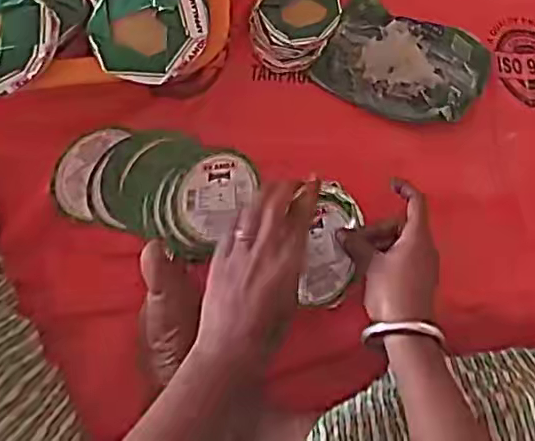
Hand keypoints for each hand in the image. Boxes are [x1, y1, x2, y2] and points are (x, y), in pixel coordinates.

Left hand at [194, 178, 317, 362]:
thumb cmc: (265, 337)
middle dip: (288, 185)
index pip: (300, 215)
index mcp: (287, 262)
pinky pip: (233, 224)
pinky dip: (244, 212)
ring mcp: (239, 252)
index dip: (309, 194)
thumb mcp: (292, 297)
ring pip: (254, 208)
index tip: (314, 183)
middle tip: (296, 181)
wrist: (228, 353)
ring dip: (267, 192)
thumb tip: (296, 244)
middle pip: (276, 203)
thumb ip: (294, 265)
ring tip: (274, 186)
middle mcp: (263, 251)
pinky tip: (249, 208)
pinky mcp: (220, 257)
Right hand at [339, 180, 440, 322]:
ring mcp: (426, 264)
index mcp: (418, 236)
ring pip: (402, 242)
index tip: (390, 184)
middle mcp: (426, 246)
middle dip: (379, 228)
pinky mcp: (422, 279)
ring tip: (361, 256)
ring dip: (381, 243)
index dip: (405, 189)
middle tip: (357, 241)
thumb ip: (358, 245)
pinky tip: (372, 268)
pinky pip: (405, 256)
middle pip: (403, 224)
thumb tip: (343, 234)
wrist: (409, 334)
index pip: (417, 202)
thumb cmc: (392, 291)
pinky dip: (389, 255)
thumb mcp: (372, 265)